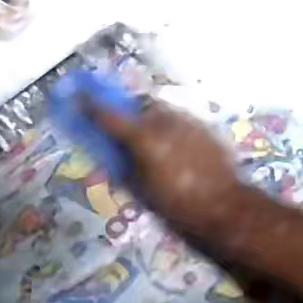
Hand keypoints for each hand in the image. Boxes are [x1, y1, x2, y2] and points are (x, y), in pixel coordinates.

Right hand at [85, 97, 258, 245]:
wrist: (224, 207)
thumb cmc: (176, 206)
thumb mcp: (140, 190)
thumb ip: (123, 165)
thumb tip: (113, 153)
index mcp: (143, 138)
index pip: (109, 114)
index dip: (91, 104)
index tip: (79, 95)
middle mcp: (164, 121)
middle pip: (140, 104)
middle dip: (130, 110)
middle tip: (125, 127)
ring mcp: (188, 121)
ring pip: (163, 110)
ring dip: (152, 118)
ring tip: (152, 140)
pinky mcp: (206, 128)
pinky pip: (182, 121)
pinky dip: (172, 129)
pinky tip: (176, 149)